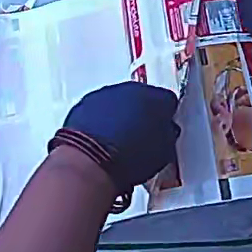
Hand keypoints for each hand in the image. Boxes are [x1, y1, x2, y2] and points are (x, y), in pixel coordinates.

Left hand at [52, 82, 179, 191]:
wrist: (92, 162)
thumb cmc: (127, 158)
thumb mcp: (163, 152)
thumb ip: (167, 135)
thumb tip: (165, 134)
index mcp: (156, 98)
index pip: (167, 100)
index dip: (166, 116)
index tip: (162, 127)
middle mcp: (130, 90)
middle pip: (141, 97)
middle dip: (142, 114)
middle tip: (141, 137)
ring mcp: (105, 95)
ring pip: (117, 101)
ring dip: (119, 116)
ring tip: (119, 142)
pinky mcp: (83, 104)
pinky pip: (96, 109)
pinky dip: (99, 121)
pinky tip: (101, 141)